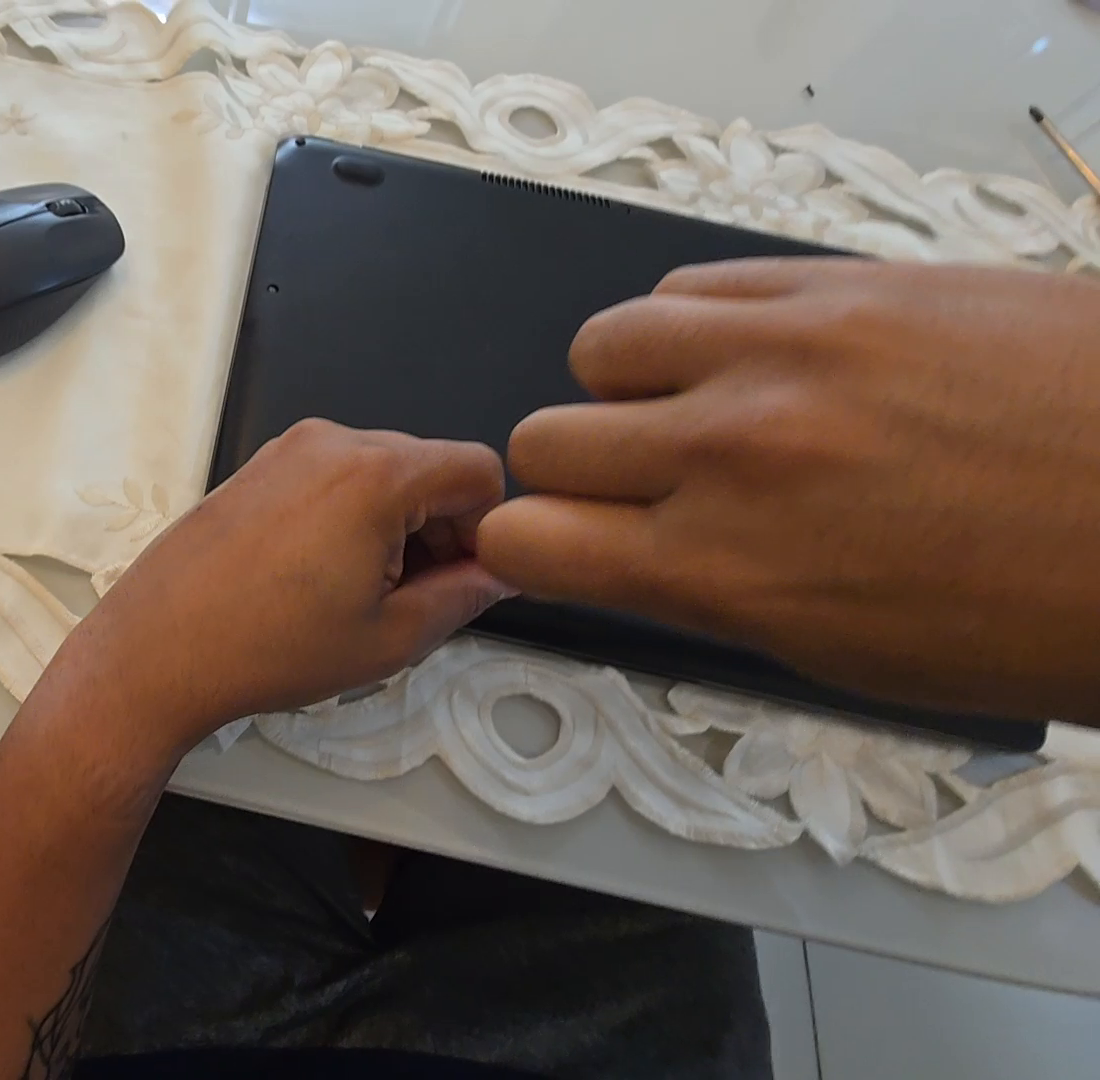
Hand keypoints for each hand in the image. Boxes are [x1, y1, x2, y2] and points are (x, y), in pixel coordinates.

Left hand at [46, 419, 509, 756]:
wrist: (156, 648)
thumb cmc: (266, 648)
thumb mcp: (389, 638)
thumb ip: (465, 596)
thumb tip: (497, 572)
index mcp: (376, 473)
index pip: (477, 470)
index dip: (486, 528)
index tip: (462, 577)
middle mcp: (329, 442)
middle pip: (425, 467)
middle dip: (436, 527)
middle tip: (408, 596)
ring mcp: (284, 451)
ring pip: (375, 473)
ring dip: (388, 524)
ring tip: (352, 592)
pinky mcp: (253, 468)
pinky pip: (326, 478)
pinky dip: (343, 516)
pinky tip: (312, 574)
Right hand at [478, 259, 1099, 721]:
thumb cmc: (1027, 613)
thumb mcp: (821, 647)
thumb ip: (676, 591)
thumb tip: (592, 549)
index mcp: (718, 568)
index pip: (519, 539)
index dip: (525, 545)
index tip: (562, 543)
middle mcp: (727, 453)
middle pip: (539, 440)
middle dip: (575, 469)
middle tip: (645, 481)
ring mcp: (783, 354)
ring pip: (596, 347)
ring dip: (623, 386)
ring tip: (692, 403)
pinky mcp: (840, 282)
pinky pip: (685, 287)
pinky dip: (692, 327)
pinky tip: (749, 357)